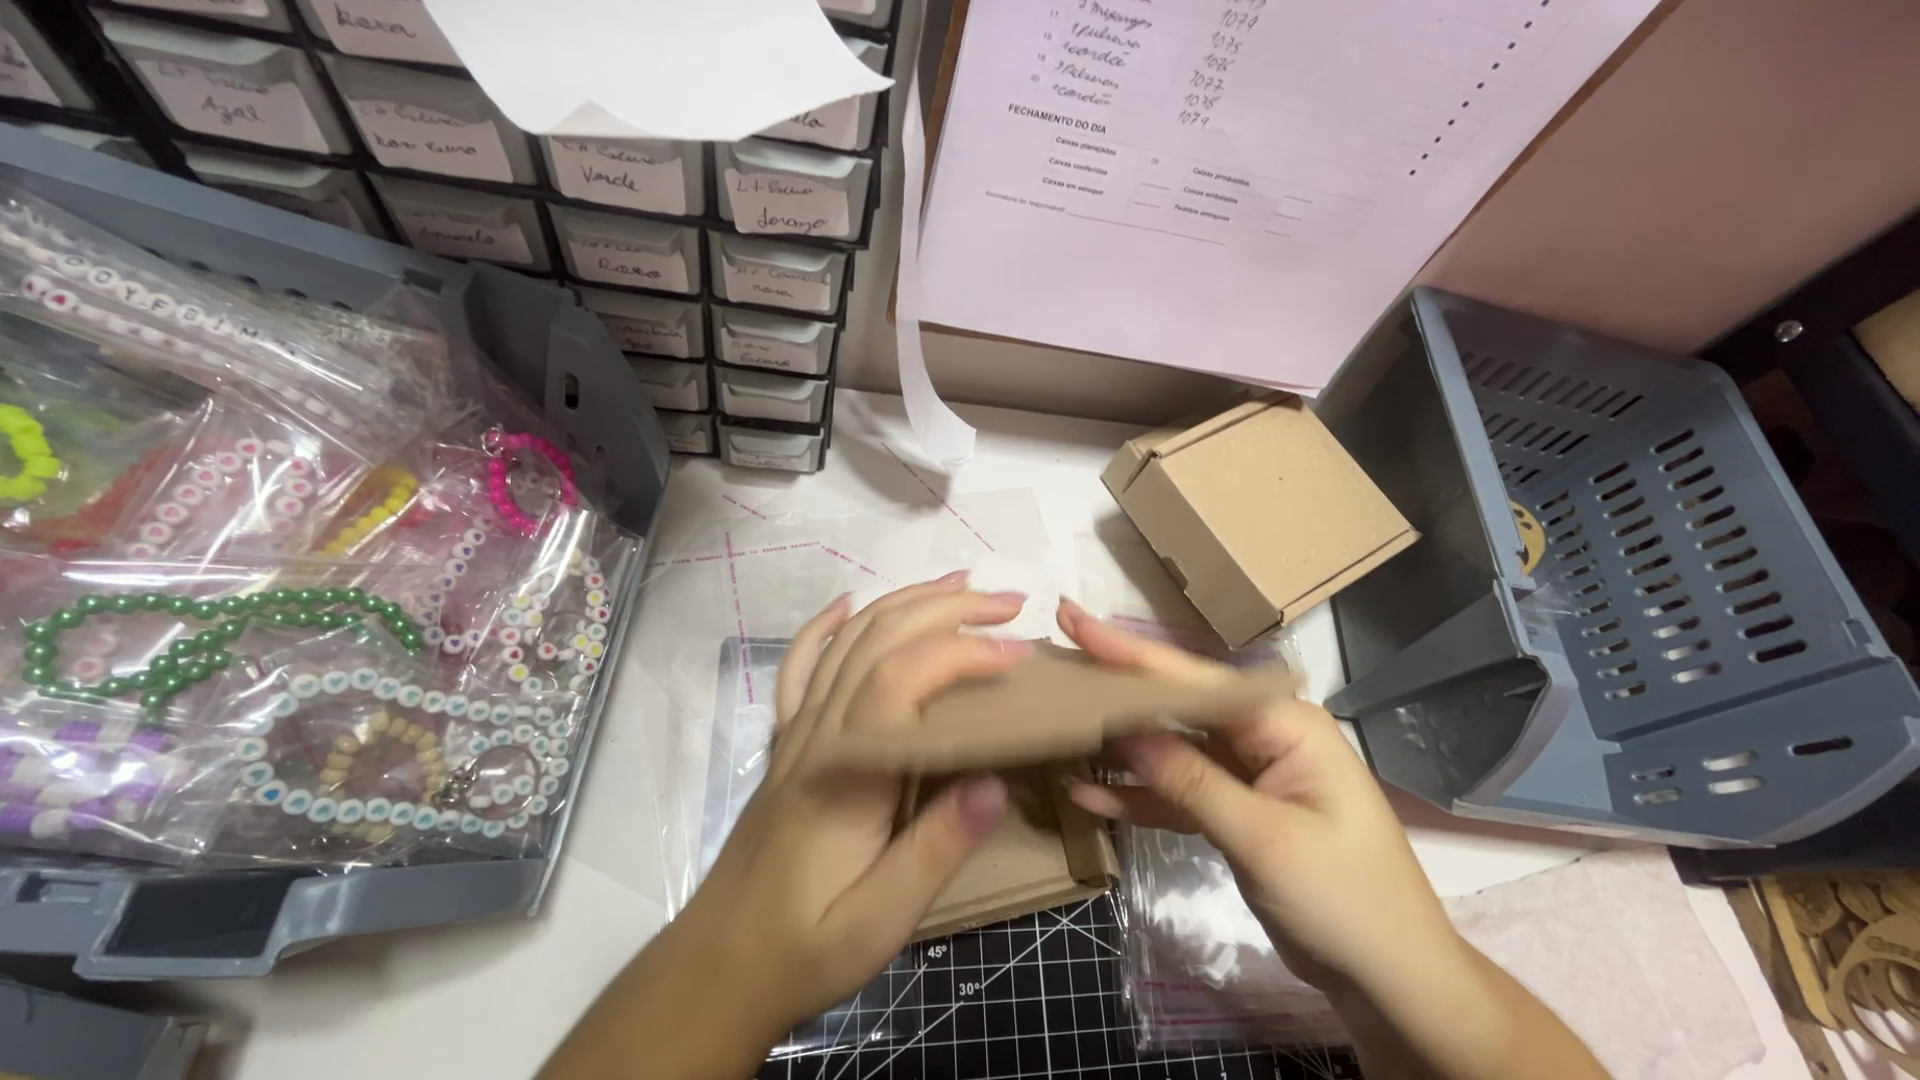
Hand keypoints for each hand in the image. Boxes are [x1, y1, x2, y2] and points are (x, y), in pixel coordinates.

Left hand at [668, 575, 1026, 1030]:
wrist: (718, 967)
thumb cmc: (804, 948)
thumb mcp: (879, 920)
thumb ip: (936, 848)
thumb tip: (995, 781)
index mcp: (847, 771)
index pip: (904, 680)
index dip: (962, 652)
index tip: (1020, 654)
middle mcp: (818, 734)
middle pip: (879, 641)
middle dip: (947, 609)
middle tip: (1009, 604)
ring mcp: (796, 735)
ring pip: (847, 642)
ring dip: (904, 603)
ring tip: (959, 585)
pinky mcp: (786, 747)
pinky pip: (799, 670)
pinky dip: (823, 628)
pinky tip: (847, 605)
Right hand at [1055, 598, 1458, 991]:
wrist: (1391, 977)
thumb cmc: (1344, 898)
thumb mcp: (1264, 838)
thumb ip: (1191, 781)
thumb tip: (1123, 733)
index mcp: (1282, 723)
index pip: (1192, 680)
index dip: (1128, 651)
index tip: (1073, 618)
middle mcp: (1261, 736)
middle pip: (1175, 704)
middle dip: (1116, 686)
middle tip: (1056, 660)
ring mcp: (1246, 775)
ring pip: (1169, 748)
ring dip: (1117, 745)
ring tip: (1058, 720)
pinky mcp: (1233, 812)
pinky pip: (1175, 793)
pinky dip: (1136, 797)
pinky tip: (1086, 795)